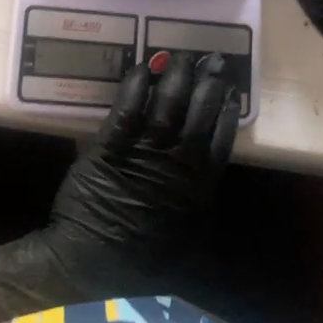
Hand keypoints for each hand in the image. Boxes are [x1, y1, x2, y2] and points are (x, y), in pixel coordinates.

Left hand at [0, 54, 239, 322]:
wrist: (91, 267)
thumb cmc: (140, 263)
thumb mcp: (186, 239)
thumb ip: (198, 206)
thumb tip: (206, 181)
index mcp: (199, 186)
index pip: (220, 137)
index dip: (226, 109)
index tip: (230, 88)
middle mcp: (177, 163)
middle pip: (198, 112)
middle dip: (206, 82)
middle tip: (211, 58)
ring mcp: (144, 152)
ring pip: (167, 104)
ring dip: (176, 76)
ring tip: (182, 54)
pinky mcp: (110, 147)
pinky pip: (128, 109)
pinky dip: (137, 84)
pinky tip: (145, 66)